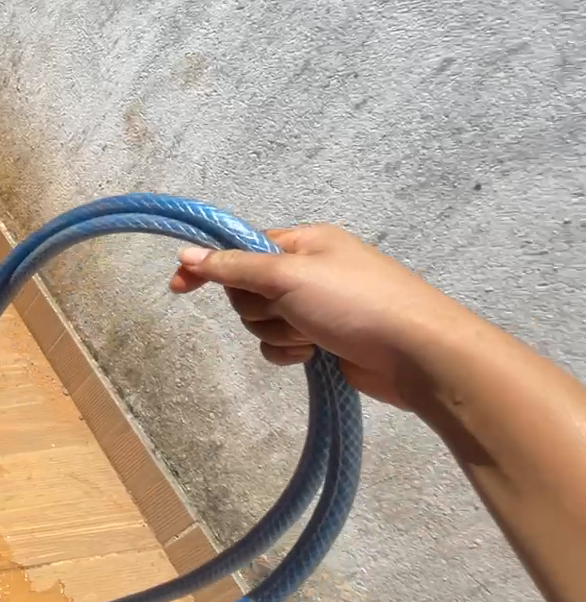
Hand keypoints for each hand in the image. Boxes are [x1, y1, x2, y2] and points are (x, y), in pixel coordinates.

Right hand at [170, 224, 476, 411]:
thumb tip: (184, 254)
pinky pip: (277, 343)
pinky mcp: (322, 338)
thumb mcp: (286, 276)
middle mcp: (308, 271)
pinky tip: (312, 353)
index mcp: (304, 243)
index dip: (209, 267)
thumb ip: (231, 266)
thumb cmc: (356, 303)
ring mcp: (315, 305)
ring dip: (275, 331)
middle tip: (286, 311)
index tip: (178, 286)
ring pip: (259, 319)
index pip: (238, 249)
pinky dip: (287, 350)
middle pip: (244, 288)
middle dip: (257, 306)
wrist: (424, 358)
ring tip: (310, 335)